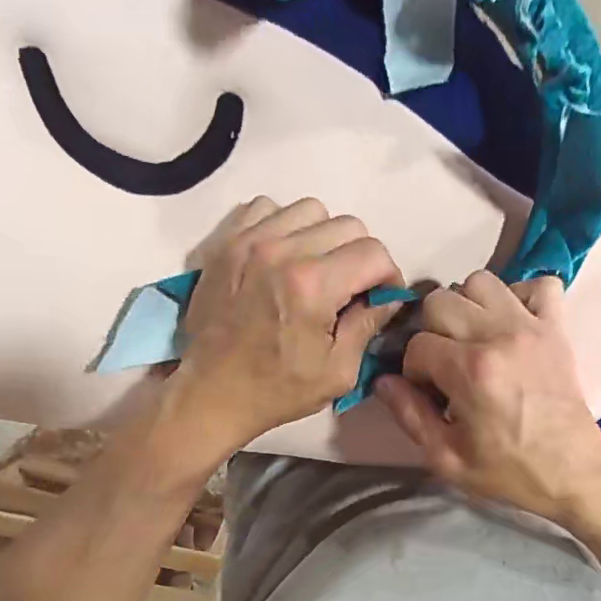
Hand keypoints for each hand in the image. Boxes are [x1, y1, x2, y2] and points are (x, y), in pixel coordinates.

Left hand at [170, 197, 402, 451]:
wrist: (211, 393)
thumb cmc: (276, 390)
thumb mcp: (337, 372)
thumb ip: (367, 325)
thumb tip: (388, 296)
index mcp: (312, 286)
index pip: (373, 252)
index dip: (387, 276)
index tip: (379, 297)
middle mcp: (281, 251)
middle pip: (347, 225)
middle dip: (359, 257)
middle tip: (348, 288)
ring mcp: (249, 241)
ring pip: (310, 210)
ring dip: (322, 237)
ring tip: (314, 269)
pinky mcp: (226, 243)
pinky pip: (267, 207)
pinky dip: (282, 225)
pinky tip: (281, 256)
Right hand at [375, 271, 600, 521]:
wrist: (572, 473)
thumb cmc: (507, 471)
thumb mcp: (445, 457)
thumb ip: (409, 414)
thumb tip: (382, 381)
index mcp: (470, 370)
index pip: (416, 344)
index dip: (412, 370)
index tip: (428, 392)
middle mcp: (499, 336)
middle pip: (440, 300)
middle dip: (430, 330)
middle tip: (443, 362)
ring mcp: (532, 326)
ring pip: (481, 282)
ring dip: (467, 306)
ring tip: (471, 338)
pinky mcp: (557, 327)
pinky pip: (538, 284)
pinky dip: (519, 295)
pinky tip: (510, 323)